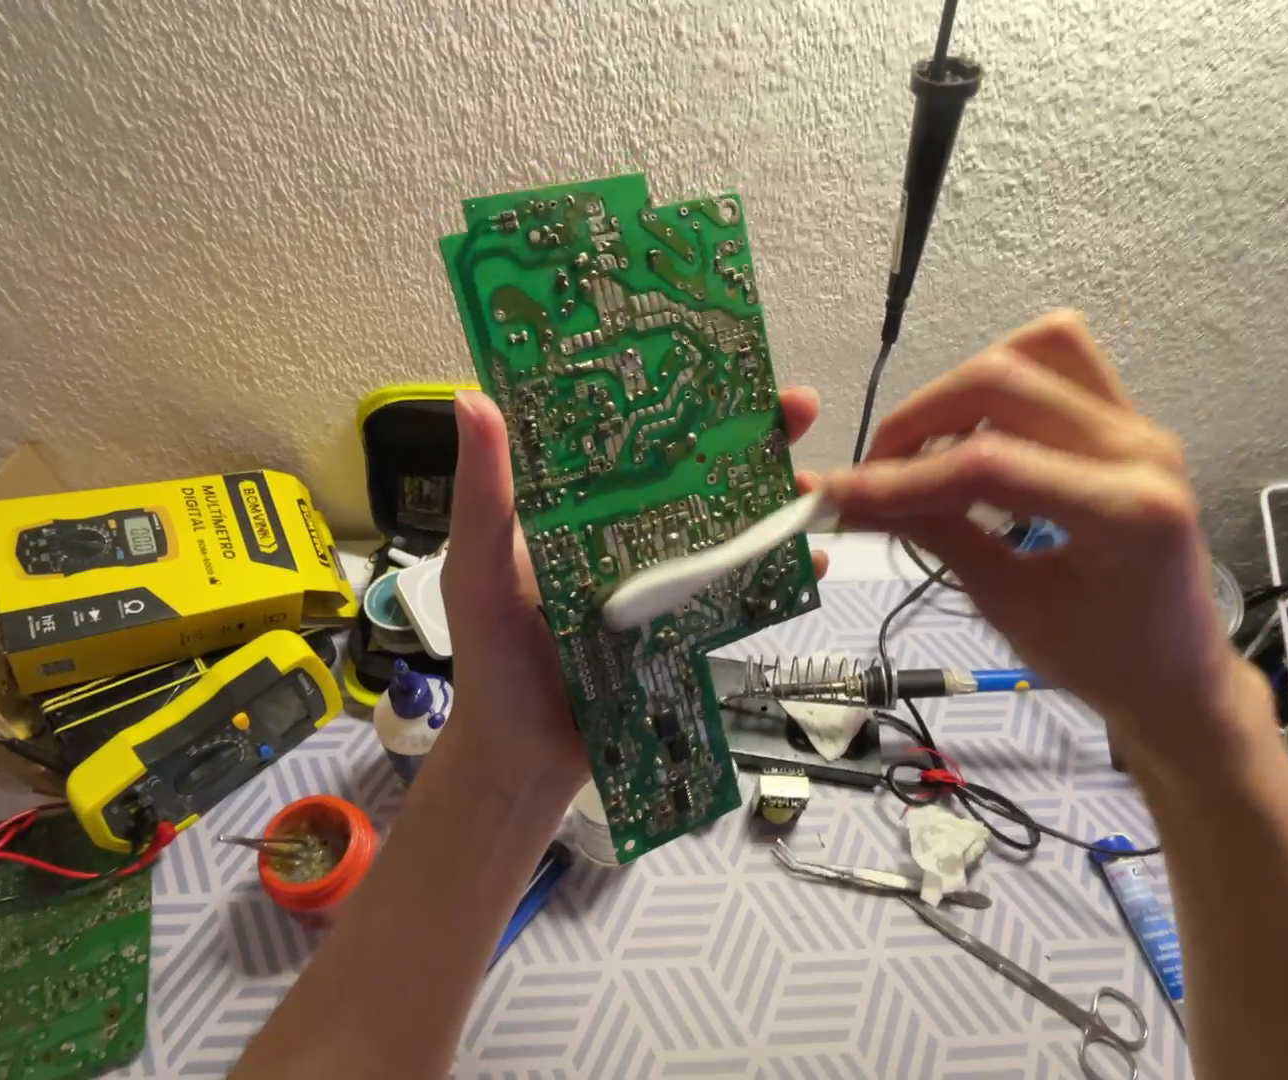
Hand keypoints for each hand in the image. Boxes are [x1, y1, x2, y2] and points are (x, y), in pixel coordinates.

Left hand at [441, 387, 828, 789]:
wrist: (525, 759)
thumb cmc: (493, 664)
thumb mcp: (479, 574)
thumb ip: (483, 498)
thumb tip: (474, 396)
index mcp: (573, 512)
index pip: (628, 440)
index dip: (671, 399)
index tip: (717, 367)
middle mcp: (621, 536)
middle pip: (690, 475)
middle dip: (745, 440)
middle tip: (798, 411)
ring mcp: (657, 582)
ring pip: (721, 528)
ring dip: (769, 503)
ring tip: (813, 486)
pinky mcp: (682, 627)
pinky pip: (733, 591)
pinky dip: (771, 574)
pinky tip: (811, 564)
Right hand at [825, 312, 1270, 779]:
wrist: (1177, 671)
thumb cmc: (1099, 659)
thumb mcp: (1007, 606)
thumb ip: (935, 537)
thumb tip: (854, 500)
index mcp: (1127, 512)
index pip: (987, 464)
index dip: (900, 475)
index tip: (839, 494)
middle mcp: (1140, 446)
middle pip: (1002, 381)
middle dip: (917, 420)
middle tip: (875, 472)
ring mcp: (1139, 423)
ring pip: (1034, 349)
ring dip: (959, 389)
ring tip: (923, 446)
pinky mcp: (1126, 419)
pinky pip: (1059, 360)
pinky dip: (998, 380)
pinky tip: (971, 429)